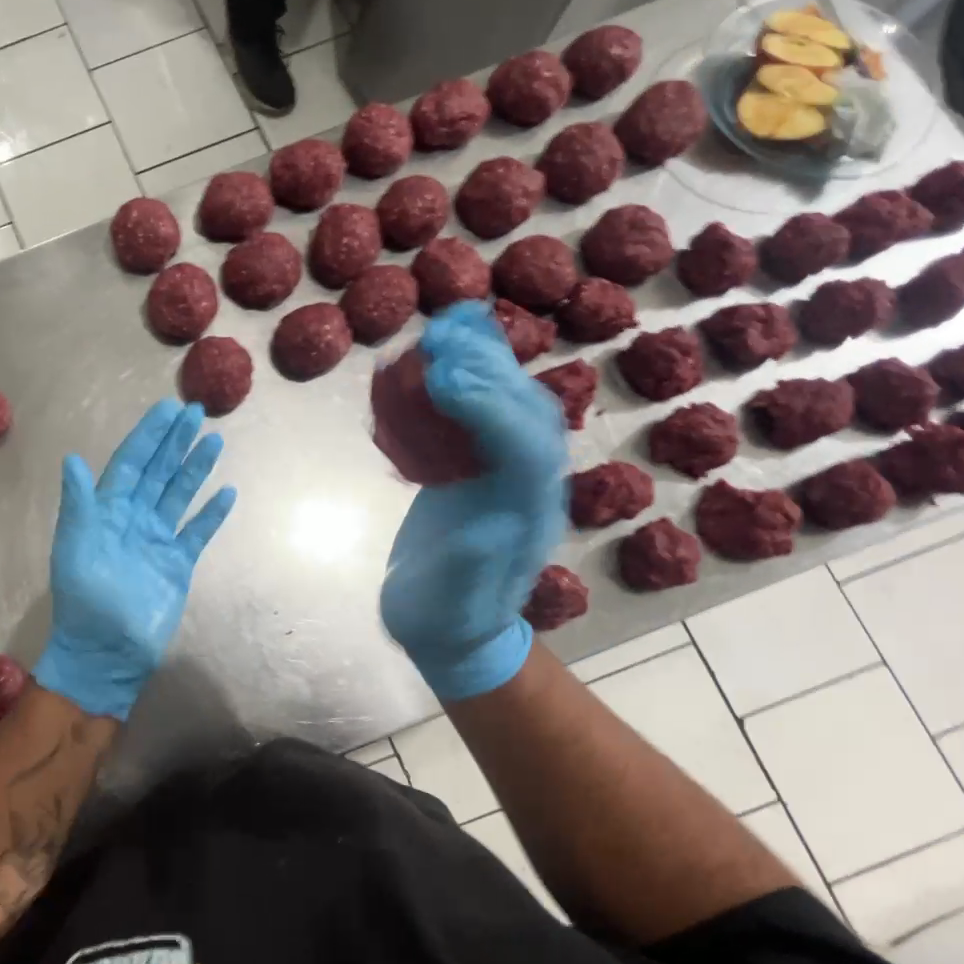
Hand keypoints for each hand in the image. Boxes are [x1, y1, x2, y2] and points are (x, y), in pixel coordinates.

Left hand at [33, 400, 236, 719]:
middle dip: (175, 442)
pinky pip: (196, 533)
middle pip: (158, 473)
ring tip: (214, 441)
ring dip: (194, 469)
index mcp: (105, 513)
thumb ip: (79, 505)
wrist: (106, 653)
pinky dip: (211, 514)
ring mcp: (156, 542)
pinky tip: (226, 493)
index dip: (148, 436)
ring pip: (178, 496)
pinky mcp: (177, 566)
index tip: (168, 409)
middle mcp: (132, 521)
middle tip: (197, 412)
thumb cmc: (85, 602)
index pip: (131, 465)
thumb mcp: (75, 550)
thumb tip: (72, 459)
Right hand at [381, 302, 567, 700]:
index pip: (523, 448)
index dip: (489, 408)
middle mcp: (528, 486)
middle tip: (439, 337)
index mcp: (525, 516)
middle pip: (525, 414)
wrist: (454, 631)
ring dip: (481, 364)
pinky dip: (463, 382)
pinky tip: (434, 359)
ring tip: (441, 331)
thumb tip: (477, 525)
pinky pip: (483, 416)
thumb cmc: (446, 621)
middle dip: (488, 371)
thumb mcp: (451, 606)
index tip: (443, 378)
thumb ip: (468, 569)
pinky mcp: (480, 470)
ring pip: (510, 406)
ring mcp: (507, 475)